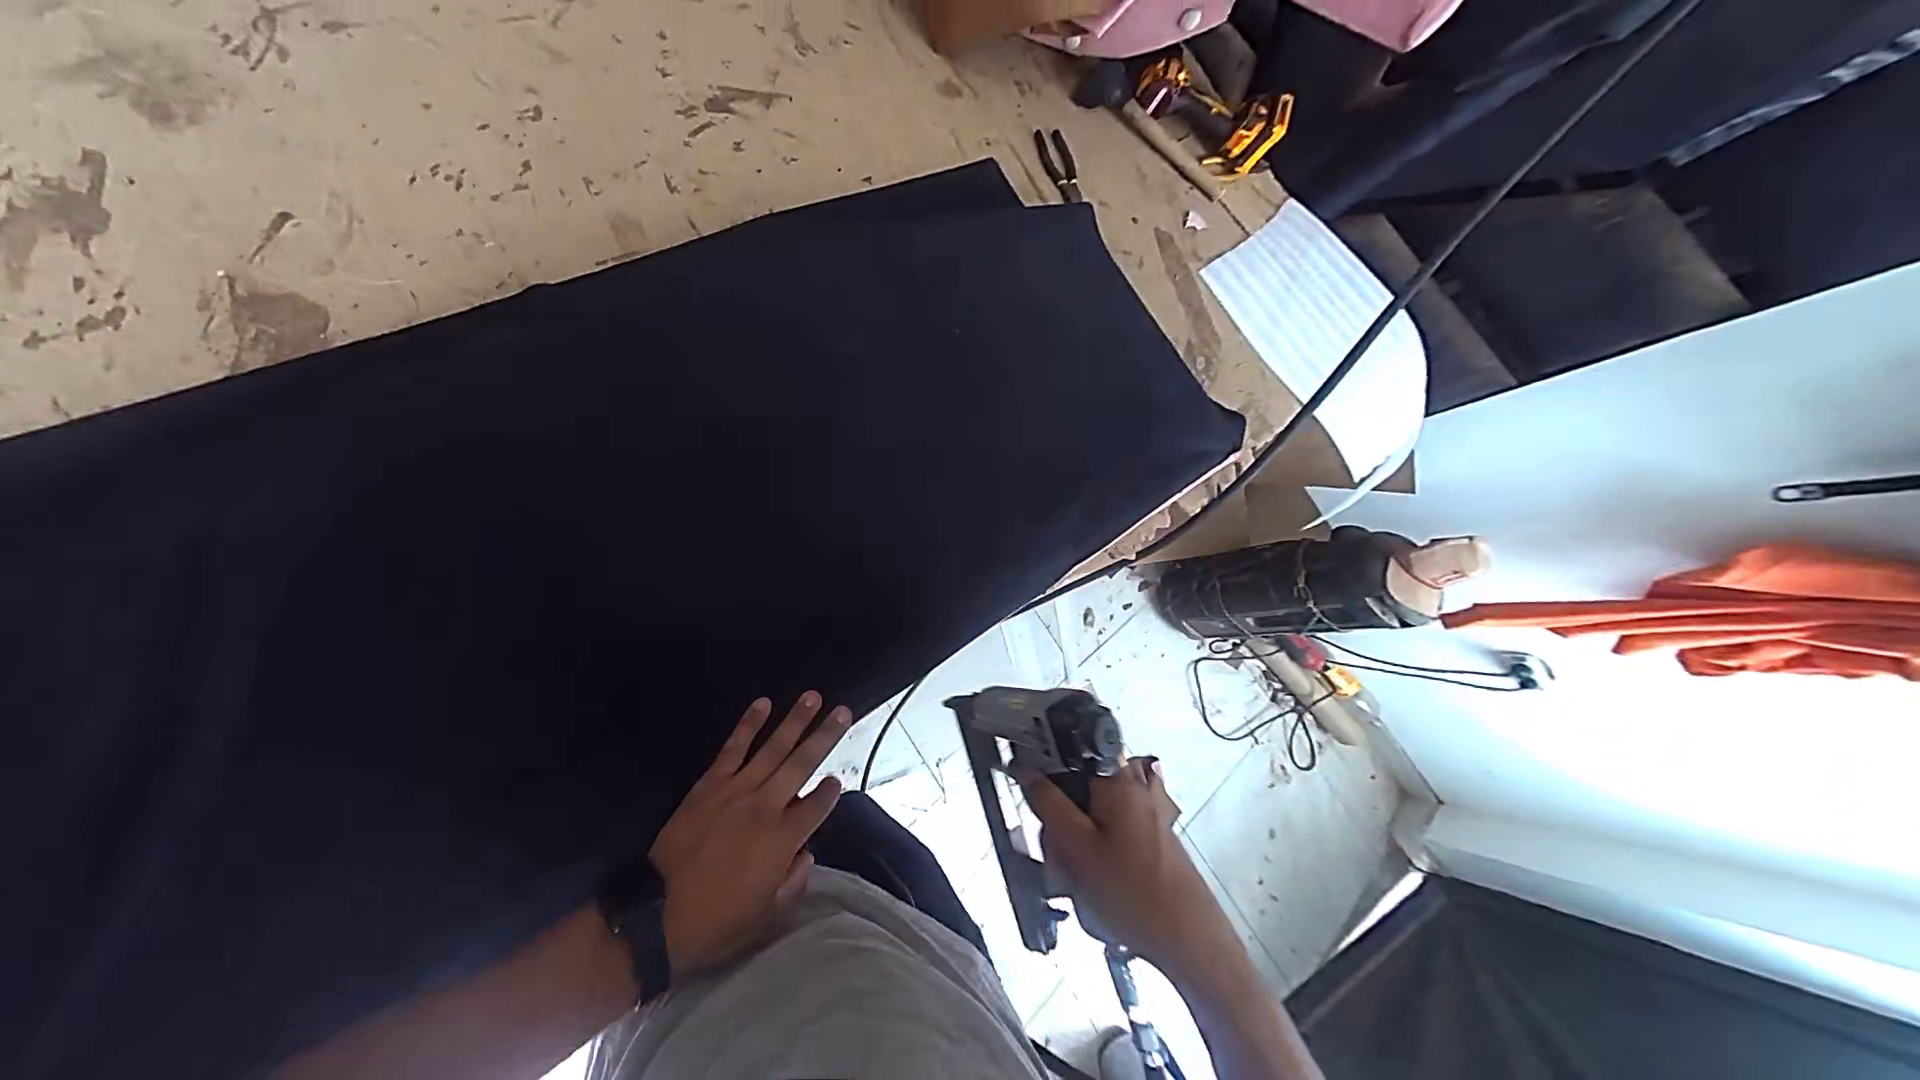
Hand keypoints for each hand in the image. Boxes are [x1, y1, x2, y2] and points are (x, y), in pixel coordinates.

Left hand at [648, 692, 850, 978]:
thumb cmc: (718, 923)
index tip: (835, 782)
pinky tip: (763, 704)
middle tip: (844, 711)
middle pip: (803, 764)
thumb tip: (807, 855)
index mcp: (784, 839)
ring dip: (795, 721)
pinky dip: (748, 725)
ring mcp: (737, 791)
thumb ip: (794, 882)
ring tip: (813, 696)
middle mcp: (767, 807)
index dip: (830, 792)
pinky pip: (733, 748)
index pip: (818, 805)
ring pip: (773, 748)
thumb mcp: (769, 916)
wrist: (656, 918)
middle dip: (826, 736)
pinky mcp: (709, 785)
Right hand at [1016, 758, 1241, 976]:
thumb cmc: (1133, 893)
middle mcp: (1137, 787)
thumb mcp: (1075, 847)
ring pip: (1094, 813)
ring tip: (1074, 875)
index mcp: (1118, 779)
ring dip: (1077, 840)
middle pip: (1081, 786)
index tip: (1033, 797)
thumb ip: (1047, 803)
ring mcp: (1149, 811)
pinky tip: (1095, 883)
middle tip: (1057, 852)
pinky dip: (1097, 851)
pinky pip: (1112, 832)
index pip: (1070, 752)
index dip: (1045, 771)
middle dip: (1062, 818)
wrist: (1188, 939)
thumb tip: (1026, 771)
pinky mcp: (1153, 836)